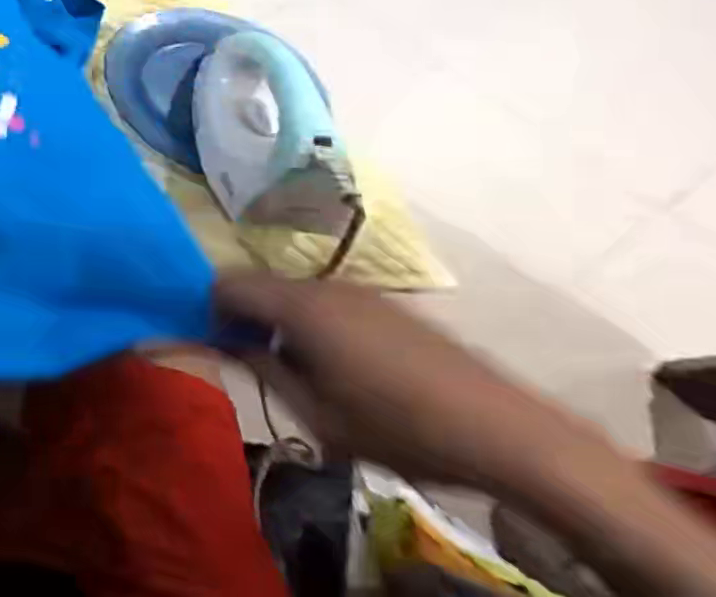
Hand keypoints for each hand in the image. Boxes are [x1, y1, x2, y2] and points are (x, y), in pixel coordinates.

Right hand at [213, 274, 610, 495]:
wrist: (508, 432)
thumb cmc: (399, 427)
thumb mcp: (316, 414)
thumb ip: (261, 369)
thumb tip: (222, 344)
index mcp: (298, 305)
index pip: (226, 284)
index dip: (206, 307)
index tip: (206, 339)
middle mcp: (322, 285)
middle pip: (258, 283)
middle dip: (240, 311)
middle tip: (240, 353)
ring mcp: (357, 290)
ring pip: (291, 291)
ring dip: (274, 316)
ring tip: (285, 361)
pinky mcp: (384, 303)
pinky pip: (324, 299)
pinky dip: (307, 318)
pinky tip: (329, 360)